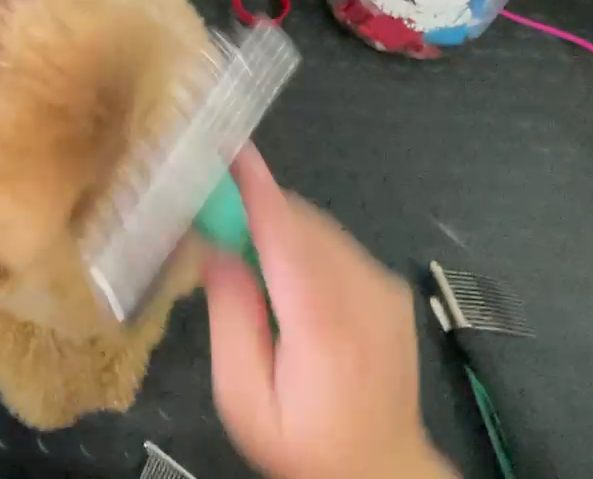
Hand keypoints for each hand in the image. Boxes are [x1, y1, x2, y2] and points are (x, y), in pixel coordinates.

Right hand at [205, 146, 452, 478]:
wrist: (381, 473)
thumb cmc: (302, 441)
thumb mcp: (245, 398)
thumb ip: (231, 319)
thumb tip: (216, 249)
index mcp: (325, 327)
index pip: (287, 237)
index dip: (257, 187)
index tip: (229, 147)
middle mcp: (364, 297)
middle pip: (298, 222)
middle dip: (250, 205)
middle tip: (206, 212)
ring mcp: (382, 289)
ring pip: (314, 226)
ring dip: (271, 223)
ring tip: (238, 249)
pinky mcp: (387, 289)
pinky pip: (330, 240)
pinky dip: (295, 238)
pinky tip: (277, 270)